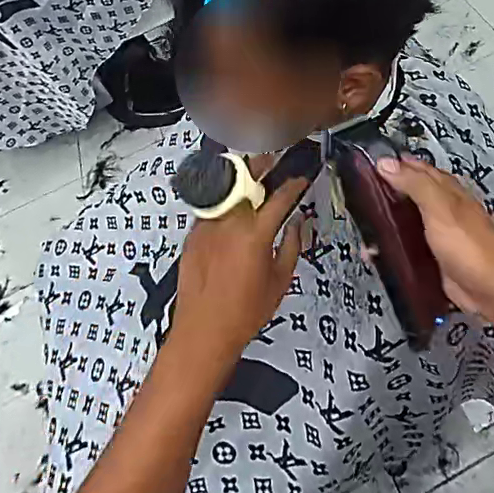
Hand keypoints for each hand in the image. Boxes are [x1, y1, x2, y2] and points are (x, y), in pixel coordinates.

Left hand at [166, 177, 308, 372]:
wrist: (203, 333)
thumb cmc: (243, 312)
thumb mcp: (280, 279)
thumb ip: (291, 245)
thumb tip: (297, 225)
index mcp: (255, 233)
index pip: (280, 197)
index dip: (294, 184)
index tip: (301, 179)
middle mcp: (229, 224)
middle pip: (246, 182)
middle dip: (260, 167)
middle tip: (271, 159)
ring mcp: (207, 228)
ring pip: (226, 193)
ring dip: (241, 183)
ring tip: (252, 179)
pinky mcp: (192, 237)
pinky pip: (212, 212)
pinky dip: (224, 206)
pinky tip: (232, 212)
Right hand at [375, 156, 493, 316]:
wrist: (488, 288)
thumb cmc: (469, 245)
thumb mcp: (439, 207)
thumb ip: (415, 184)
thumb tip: (387, 163)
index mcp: (449, 192)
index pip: (422, 170)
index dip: (400, 164)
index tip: (376, 163)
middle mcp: (446, 211)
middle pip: (417, 194)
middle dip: (394, 191)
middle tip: (366, 191)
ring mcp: (442, 236)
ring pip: (413, 222)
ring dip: (392, 221)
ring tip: (368, 222)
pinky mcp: (437, 260)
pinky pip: (412, 248)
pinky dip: (396, 247)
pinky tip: (382, 252)